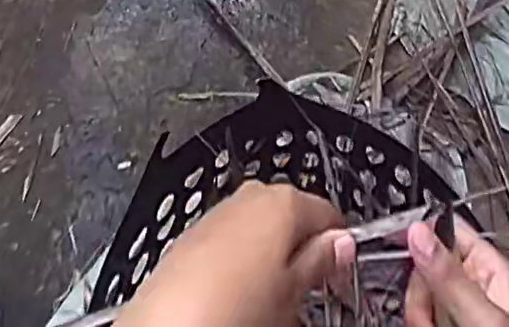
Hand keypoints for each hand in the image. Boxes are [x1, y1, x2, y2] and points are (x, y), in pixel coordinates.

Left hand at [116, 181, 354, 326]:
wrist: (167, 326)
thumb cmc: (231, 310)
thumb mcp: (292, 293)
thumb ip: (321, 260)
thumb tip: (341, 244)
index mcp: (283, 200)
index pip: (328, 213)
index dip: (337, 247)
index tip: (339, 276)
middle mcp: (252, 196)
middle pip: (293, 218)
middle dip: (302, 254)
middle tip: (306, 296)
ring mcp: (221, 212)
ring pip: (261, 231)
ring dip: (271, 261)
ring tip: (271, 304)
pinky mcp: (195, 234)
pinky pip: (232, 242)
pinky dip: (241, 264)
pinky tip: (238, 301)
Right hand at [404, 219, 508, 326]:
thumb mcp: (483, 319)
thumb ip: (449, 275)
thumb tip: (419, 231)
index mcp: (493, 272)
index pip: (448, 230)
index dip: (423, 241)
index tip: (407, 258)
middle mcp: (477, 290)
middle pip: (426, 268)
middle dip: (420, 296)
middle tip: (430, 319)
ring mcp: (464, 316)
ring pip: (421, 299)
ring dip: (420, 317)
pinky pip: (423, 319)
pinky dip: (421, 325)